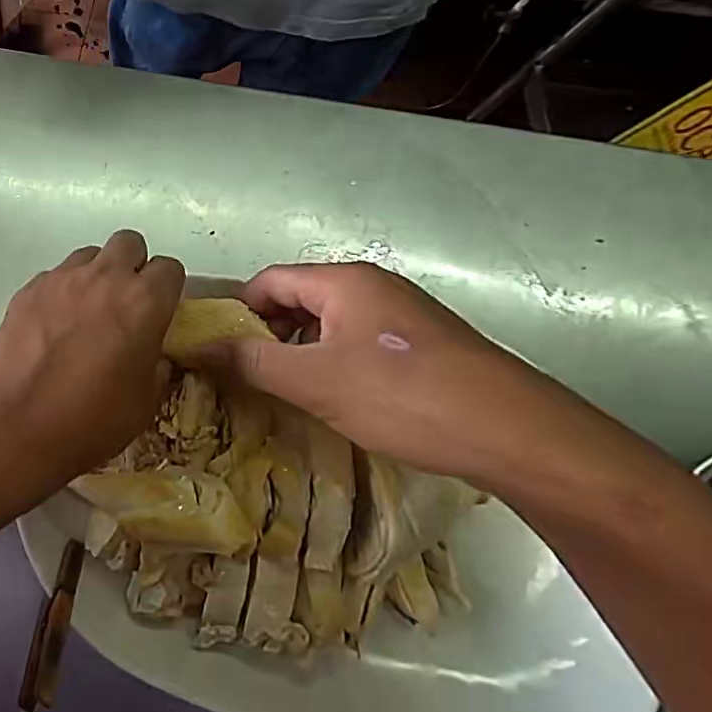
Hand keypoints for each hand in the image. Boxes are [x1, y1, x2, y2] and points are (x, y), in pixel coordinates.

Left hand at [0, 230, 185, 482]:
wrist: (18, 423)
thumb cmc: (91, 419)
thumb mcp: (145, 401)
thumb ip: (156, 365)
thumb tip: (153, 353)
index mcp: (143, 301)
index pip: (169, 268)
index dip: (168, 288)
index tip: (161, 309)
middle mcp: (106, 277)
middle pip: (130, 243)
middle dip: (133, 265)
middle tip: (126, 301)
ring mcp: (63, 278)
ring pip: (90, 255)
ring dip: (96, 274)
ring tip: (87, 311)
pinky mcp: (30, 288)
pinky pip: (56, 276)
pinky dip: (62, 291)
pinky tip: (54, 325)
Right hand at [202, 261, 604, 485]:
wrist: (513, 431)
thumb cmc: (402, 396)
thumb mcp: (315, 382)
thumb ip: (252, 361)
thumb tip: (198, 347)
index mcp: (342, 280)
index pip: (268, 281)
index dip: (237, 312)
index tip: (220, 352)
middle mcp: (371, 283)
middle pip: (299, 298)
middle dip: (269, 334)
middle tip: (251, 378)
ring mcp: (403, 310)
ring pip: (331, 322)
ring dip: (304, 351)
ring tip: (292, 392)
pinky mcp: (425, 340)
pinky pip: (362, 339)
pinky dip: (338, 361)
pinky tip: (342, 398)